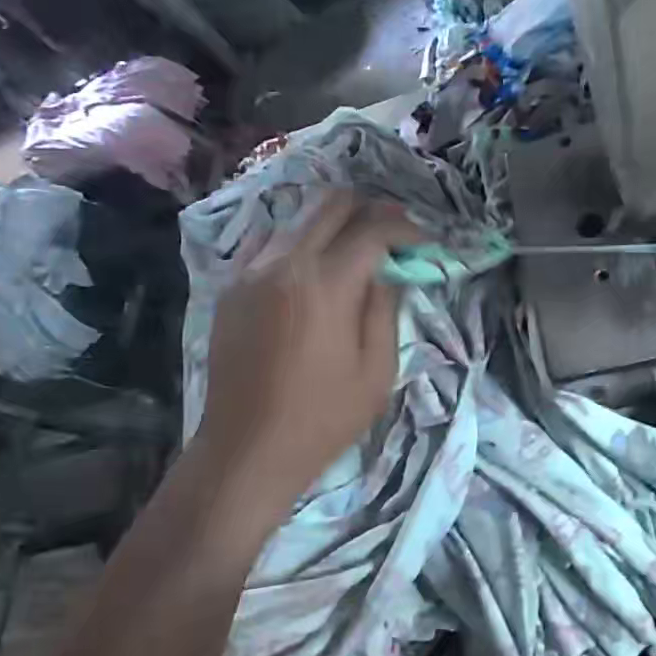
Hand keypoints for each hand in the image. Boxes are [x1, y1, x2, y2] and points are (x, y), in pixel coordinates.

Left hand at [194, 187, 420, 524]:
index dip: (405, 227)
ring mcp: (249, 271)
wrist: (246, 450)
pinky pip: (269, 242)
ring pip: (298, 217)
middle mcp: (283, 263)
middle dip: (370, 208)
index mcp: (325, 285)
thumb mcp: (377, 370)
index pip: (372, 230)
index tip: (425, 238)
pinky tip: (315, 263)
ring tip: (359, 243)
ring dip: (334, 221)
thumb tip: (388, 271)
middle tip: (394, 229)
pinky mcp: (230, 287)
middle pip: (331, 205)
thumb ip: (385, 309)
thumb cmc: (322, 417)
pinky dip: (300, 239)